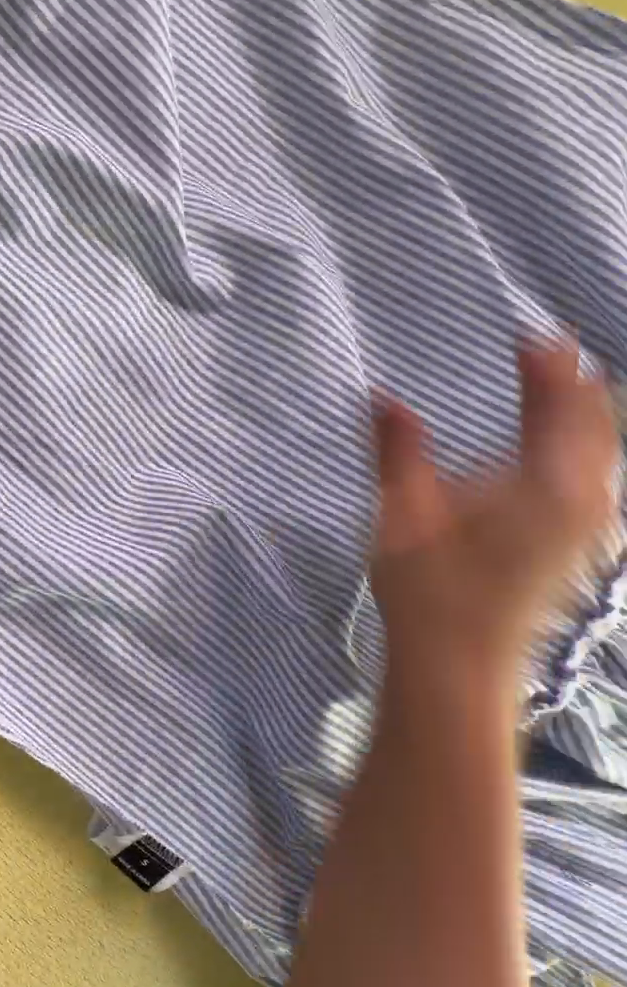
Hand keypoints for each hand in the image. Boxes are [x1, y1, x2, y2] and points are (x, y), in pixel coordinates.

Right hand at [370, 338, 618, 690]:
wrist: (460, 655)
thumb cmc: (427, 584)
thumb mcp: (401, 510)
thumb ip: (398, 449)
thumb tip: (382, 396)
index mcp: (549, 485)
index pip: (561, 406)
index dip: (547, 366)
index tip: (531, 332)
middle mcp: (588, 500)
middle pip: (597, 425)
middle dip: (575, 384)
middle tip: (550, 350)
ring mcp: (591, 525)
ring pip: (604, 452)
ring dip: (583, 413)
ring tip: (560, 385)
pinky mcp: (581, 543)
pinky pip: (596, 475)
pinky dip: (581, 444)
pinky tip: (559, 445)